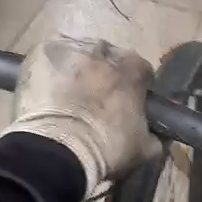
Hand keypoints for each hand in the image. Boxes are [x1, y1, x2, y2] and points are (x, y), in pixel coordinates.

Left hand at [2, 38, 159, 195]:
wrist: (58, 151)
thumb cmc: (107, 149)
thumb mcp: (145, 149)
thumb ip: (156, 135)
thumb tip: (159, 134)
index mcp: (131, 70)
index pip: (140, 69)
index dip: (136, 84)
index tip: (128, 100)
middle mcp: (103, 53)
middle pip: (107, 57)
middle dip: (104, 73)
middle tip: (95, 97)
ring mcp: (70, 51)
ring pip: (77, 54)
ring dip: (77, 69)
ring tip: (68, 93)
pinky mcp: (41, 54)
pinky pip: (48, 57)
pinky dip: (49, 71)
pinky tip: (46, 91)